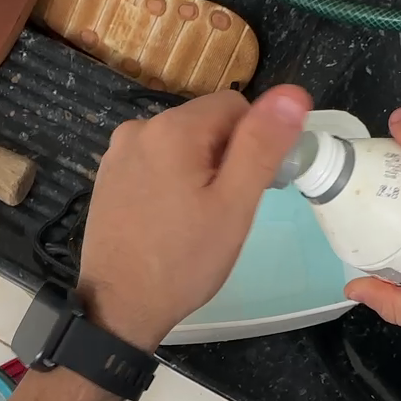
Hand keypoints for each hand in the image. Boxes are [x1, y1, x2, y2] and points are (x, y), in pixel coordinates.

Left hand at [77, 85, 311, 348]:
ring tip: (193, 223)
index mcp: (173, 128)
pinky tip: (167, 225)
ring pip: (178, 148)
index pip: (235, 106)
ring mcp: (117, 156)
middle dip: (222, 160)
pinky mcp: (107, 181)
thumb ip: (262, 146)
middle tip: (222, 214)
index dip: (252, 145)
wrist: (120, 308)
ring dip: (195, 174)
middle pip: (204, 126)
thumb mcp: (234, 206)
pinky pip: (152, 167)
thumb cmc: (184, 262)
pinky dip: (168, 186)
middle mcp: (139, 129)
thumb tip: (294, 92)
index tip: (248, 190)